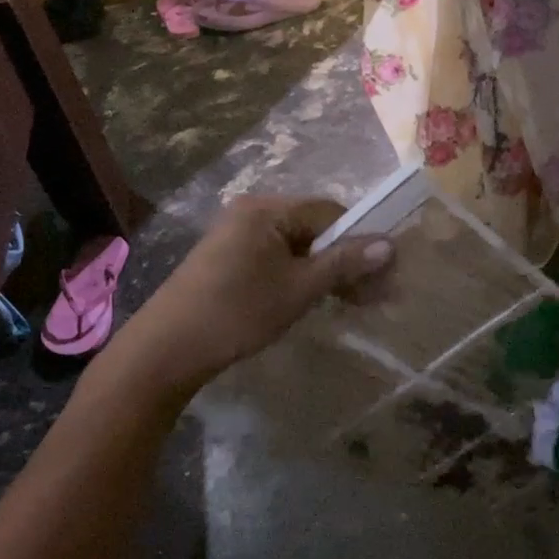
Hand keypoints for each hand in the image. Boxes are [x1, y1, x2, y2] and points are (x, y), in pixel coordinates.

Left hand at [114, 197, 392, 393]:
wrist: (169, 348)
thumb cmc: (238, 312)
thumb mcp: (299, 288)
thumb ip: (344, 263)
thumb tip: (389, 244)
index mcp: (267, 210)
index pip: (331, 211)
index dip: (362, 239)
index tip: (384, 274)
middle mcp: (251, 213)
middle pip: (315, 228)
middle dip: (348, 260)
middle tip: (374, 296)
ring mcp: (237, 237)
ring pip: (298, 248)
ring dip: (328, 272)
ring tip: (352, 304)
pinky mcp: (228, 261)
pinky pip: (278, 260)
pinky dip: (302, 278)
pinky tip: (316, 301)